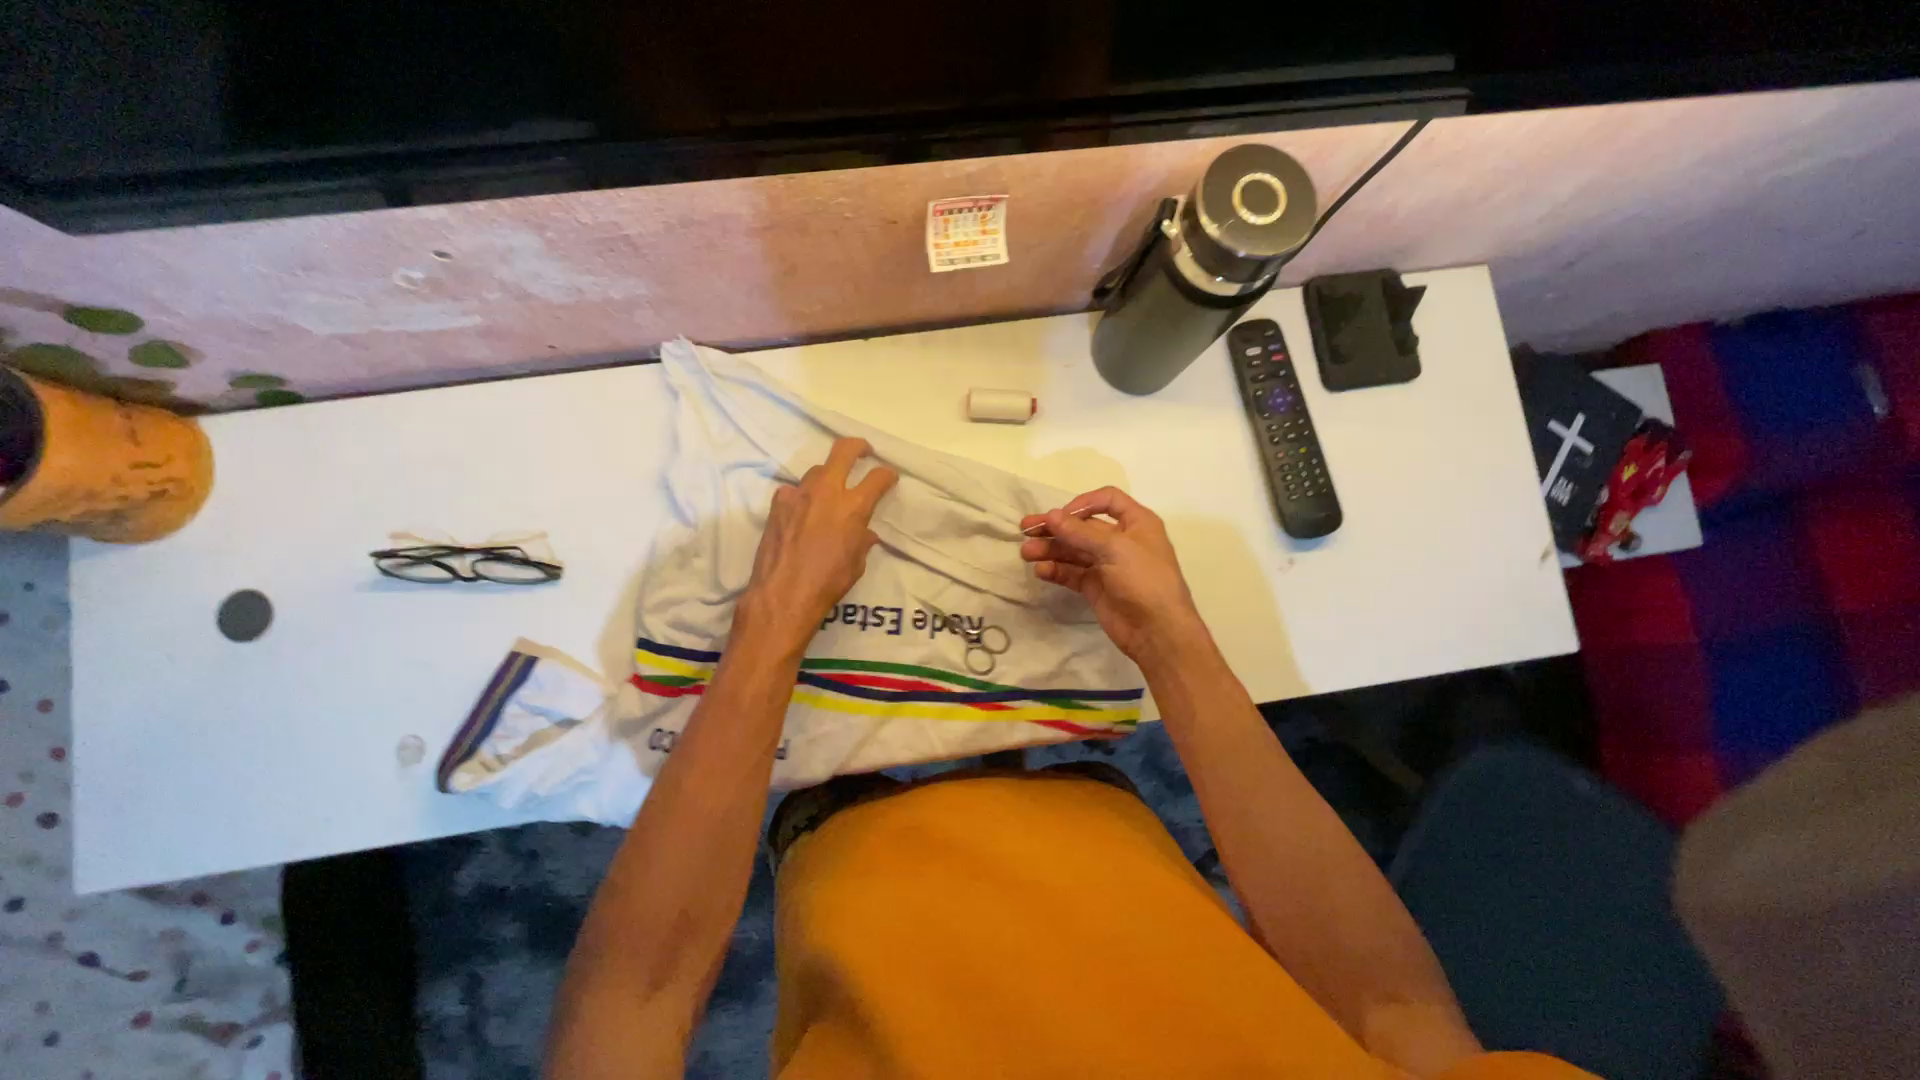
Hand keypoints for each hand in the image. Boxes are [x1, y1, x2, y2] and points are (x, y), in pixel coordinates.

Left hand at [738, 437, 897, 654]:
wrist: (783, 594)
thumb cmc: (827, 583)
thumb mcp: (856, 564)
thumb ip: (862, 541)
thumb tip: (864, 533)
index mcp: (853, 507)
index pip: (878, 477)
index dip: (887, 474)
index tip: (889, 477)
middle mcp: (826, 492)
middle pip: (844, 450)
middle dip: (858, 447)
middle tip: (863, 452)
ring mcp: (798, 494)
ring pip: (816, 470)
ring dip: (827, 477)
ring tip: (829, 492)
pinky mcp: (777, 503)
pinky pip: (793, 491)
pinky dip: (801, 497)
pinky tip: (801, 512)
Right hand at [1019, 487, 1207, 664]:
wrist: (1158, 632)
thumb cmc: (1145, 580)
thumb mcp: (1115, 549)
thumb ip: (1080, 532)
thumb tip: (1050, 516)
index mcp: (1136, 523)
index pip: (1107, 500)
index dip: (1082, 503)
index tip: (1060, 516)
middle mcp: (1121, 540)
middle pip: (1083, 526)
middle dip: (1055, 528)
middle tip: (1025, 530)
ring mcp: (1107, 565)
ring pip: (1074, 550)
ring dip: (1051, 549)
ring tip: (1027, 553)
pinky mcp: (1096, 587)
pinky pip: (1072, 573)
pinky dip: (1057, 570)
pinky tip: (1041, 571)